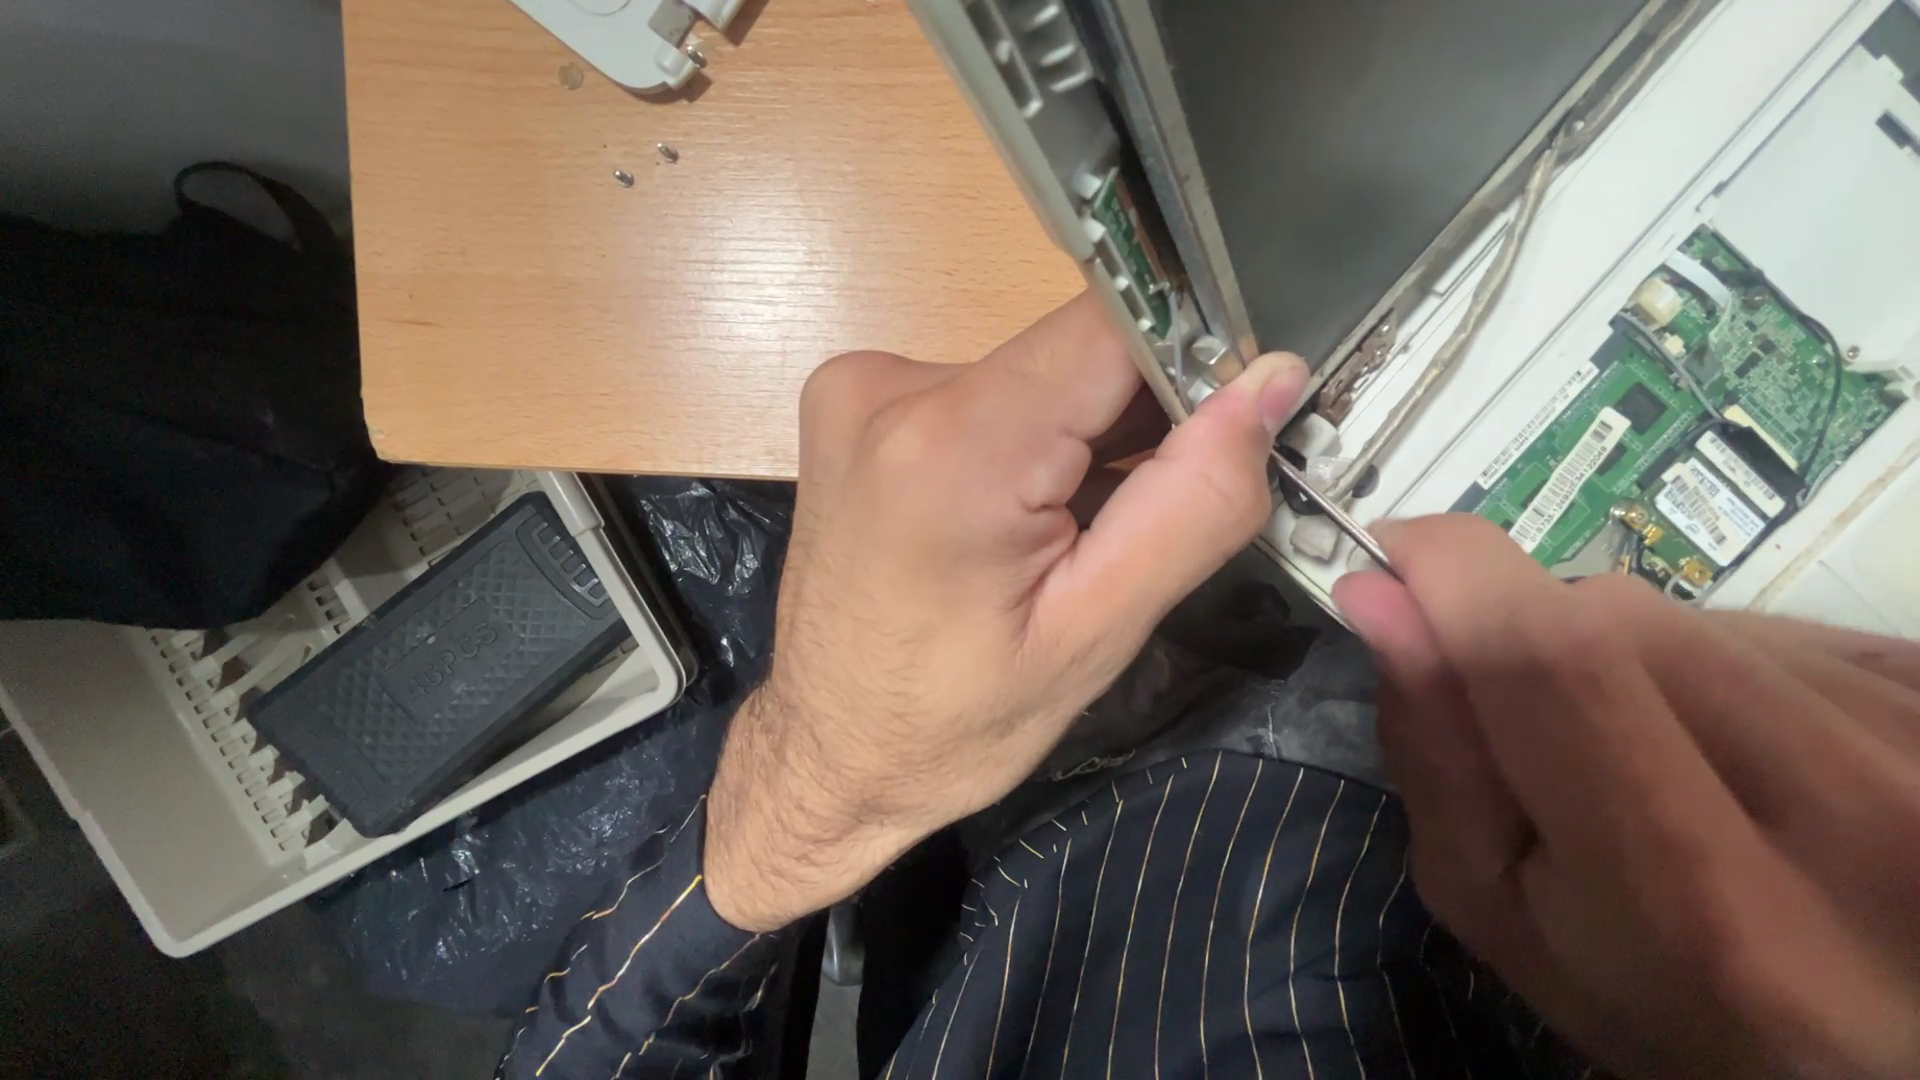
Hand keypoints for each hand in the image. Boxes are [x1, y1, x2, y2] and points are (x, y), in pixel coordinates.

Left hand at [704, 293, 1308, 930]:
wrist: (832, 749)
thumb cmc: (952, 722)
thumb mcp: (1094, 634)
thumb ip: (1193, 502)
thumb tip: (1267, 381)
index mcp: (955, 446)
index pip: (1114, 325)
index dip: (1187, 361)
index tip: (1220, 428)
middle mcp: (890, 388)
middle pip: (1071, 350)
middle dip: (1129, 419)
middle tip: (1130, 519)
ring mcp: (858, 389)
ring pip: (1030, 371)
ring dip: (1073, 436)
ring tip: (1061, 534)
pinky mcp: (849, 404)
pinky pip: (979, 391)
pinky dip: (1020, 439)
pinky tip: (1011, 517)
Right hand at [1335, 515, 1919, 1078]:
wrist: (1861, 1040)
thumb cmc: (1643, 992)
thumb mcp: (1493, 901)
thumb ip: (1432, 752)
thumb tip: (1376, 595)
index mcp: (1700, 900)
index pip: (1553, 660)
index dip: (1452, 576)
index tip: (1388, 554)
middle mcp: (1860, 816)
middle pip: (1614, 620)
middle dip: (1522, 627)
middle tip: (1529, 717)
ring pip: (1684, 613)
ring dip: (1615, 648)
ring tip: (1648, 748)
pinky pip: (1766, 623)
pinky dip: (1700, 658)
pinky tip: (1732, 745)